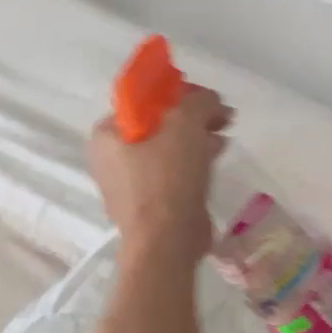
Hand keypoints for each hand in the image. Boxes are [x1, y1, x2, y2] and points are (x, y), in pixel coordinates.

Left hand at [88, 84, 233, 260]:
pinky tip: (216, 158)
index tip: (205, 97)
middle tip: (222, 115)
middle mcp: (111, 157)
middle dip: (194, 115)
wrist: (167, 240)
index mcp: (107, 135)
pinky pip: (173, 169)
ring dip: (198, 135)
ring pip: (169, 144)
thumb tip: (211, 101)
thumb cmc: (168, 175)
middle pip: (159, 121)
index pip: (143, 98)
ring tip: (223, 137)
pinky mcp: (149, 201)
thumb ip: (200, 100)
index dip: (177, 91)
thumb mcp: (187, 122)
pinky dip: (194, 159)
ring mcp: (128, 182)